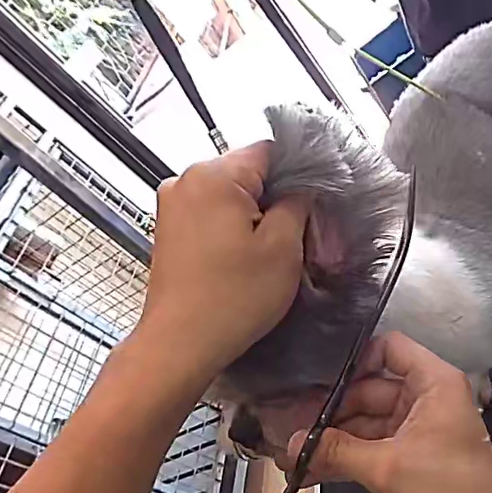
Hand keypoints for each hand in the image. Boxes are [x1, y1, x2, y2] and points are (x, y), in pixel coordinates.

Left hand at [131, 142, 308, 383]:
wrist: (183, 341)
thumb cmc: (233, 298)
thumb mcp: (283, 248)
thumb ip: (297, 206)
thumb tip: (303, 189)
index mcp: (214, 176)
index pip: (270, 151)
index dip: (303, 172)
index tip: (320, 201)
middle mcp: (186, 181)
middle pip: (250, 174)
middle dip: (280, 201)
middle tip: (304, 237)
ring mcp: (174, 206)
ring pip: (233, 197)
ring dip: (260, 218)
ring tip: (277, 255)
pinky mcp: (171, 230)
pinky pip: (215, 216)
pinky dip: (238, 231)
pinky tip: (251, 261)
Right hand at [282, 333, 491, 492]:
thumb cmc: (449, 491)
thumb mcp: (388, 468)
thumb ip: (337, 451)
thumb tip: (290, 443)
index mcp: (433, 383)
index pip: (388, 348)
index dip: (353, 359)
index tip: (314, 380)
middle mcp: (425, 398)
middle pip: (368, 388)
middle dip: (329, 409)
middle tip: (285, 426)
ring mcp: (417, 427)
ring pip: (366, 420)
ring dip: (332, 438)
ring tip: (289, 453)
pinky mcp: (410, 454)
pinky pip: (371, 445)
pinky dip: (346, 456)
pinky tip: (309, 470)